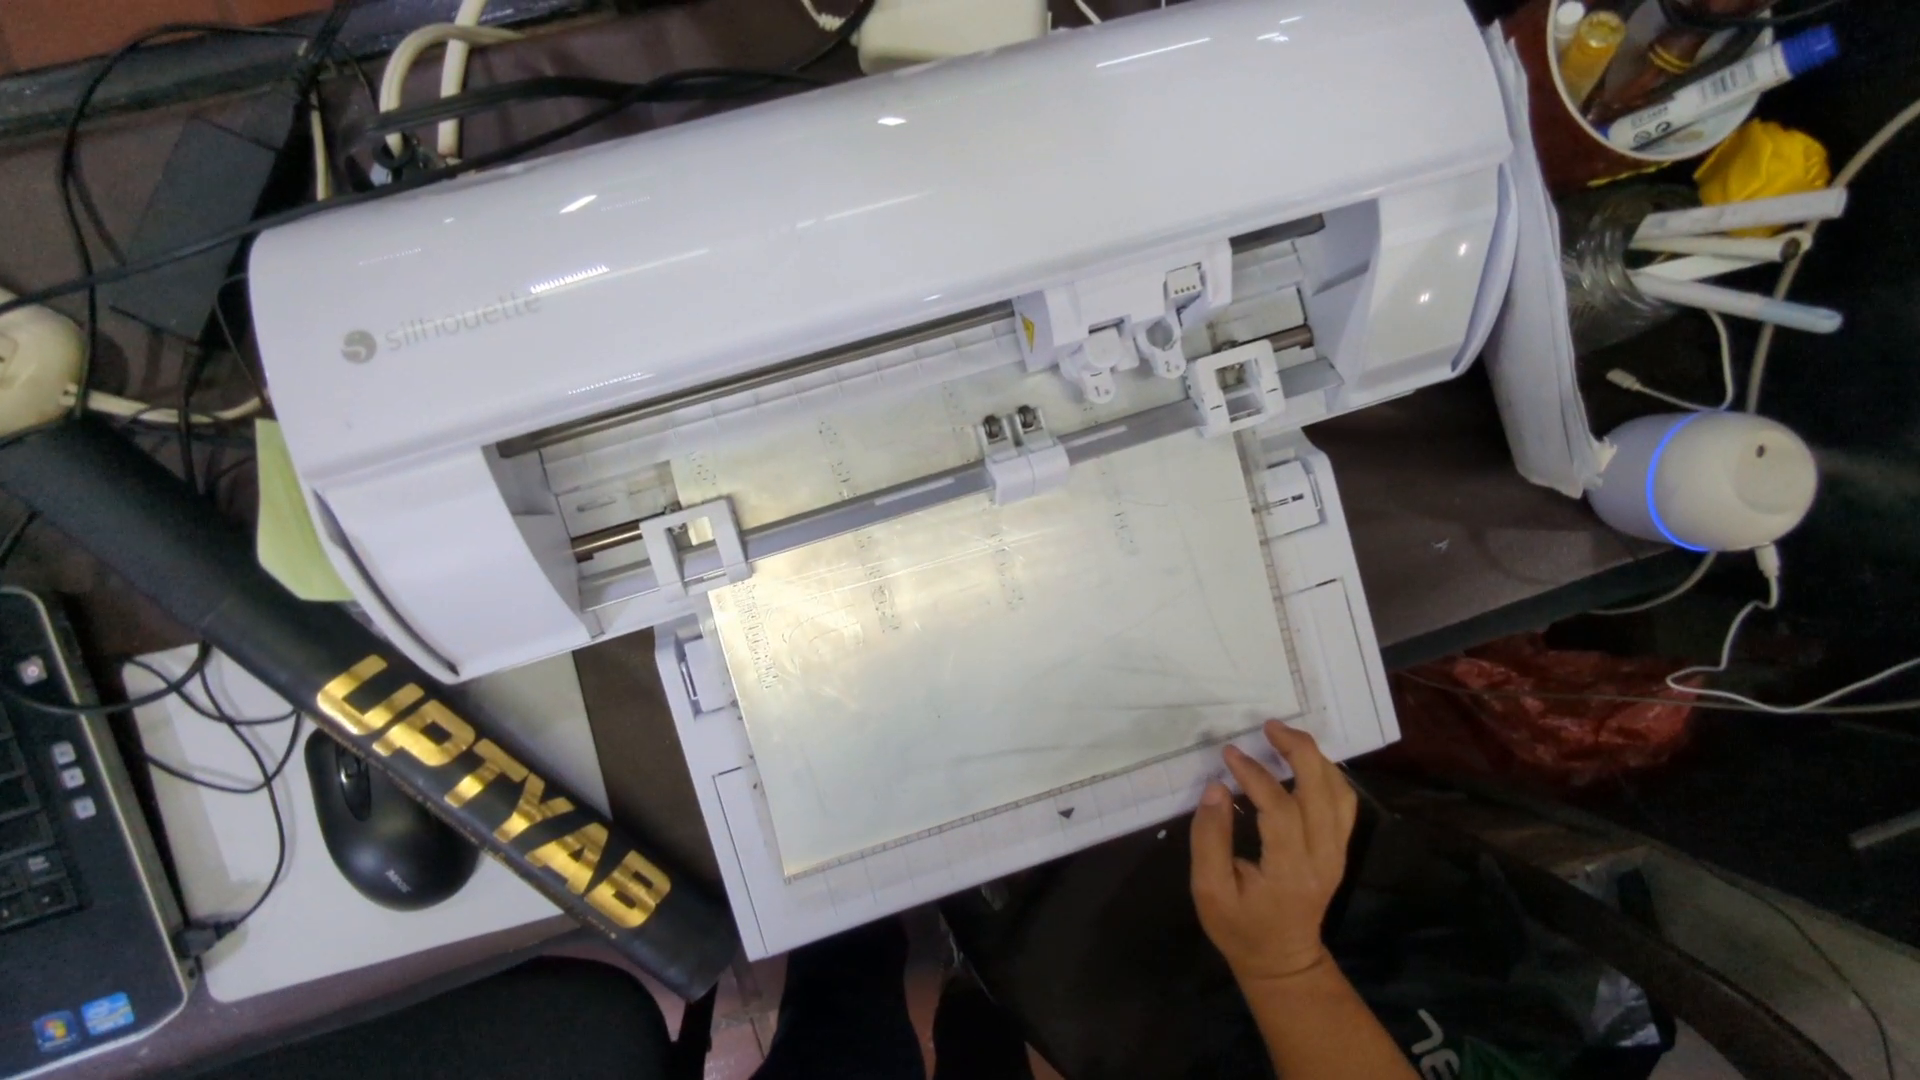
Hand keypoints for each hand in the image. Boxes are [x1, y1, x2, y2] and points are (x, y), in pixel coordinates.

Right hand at [1189, 721, 1359, 986]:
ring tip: (1283, 737)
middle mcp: (1322, 857)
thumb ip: (1210, 839)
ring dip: (1314, 758)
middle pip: (1322, 791)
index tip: (1229, 754)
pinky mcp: (1338, 849)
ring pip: (1339, 793)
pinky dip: (1326, 774)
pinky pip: (1343, 802)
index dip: (1255, 776)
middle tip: (1268, 727)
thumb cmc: (1240, 927)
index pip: (1280, 810)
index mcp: (1289, 870)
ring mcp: (1337, 853)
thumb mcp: (1209, 890)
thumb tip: (1216, 788)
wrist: (1282, 960)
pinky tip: (1303, 761)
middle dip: (1298, 751)